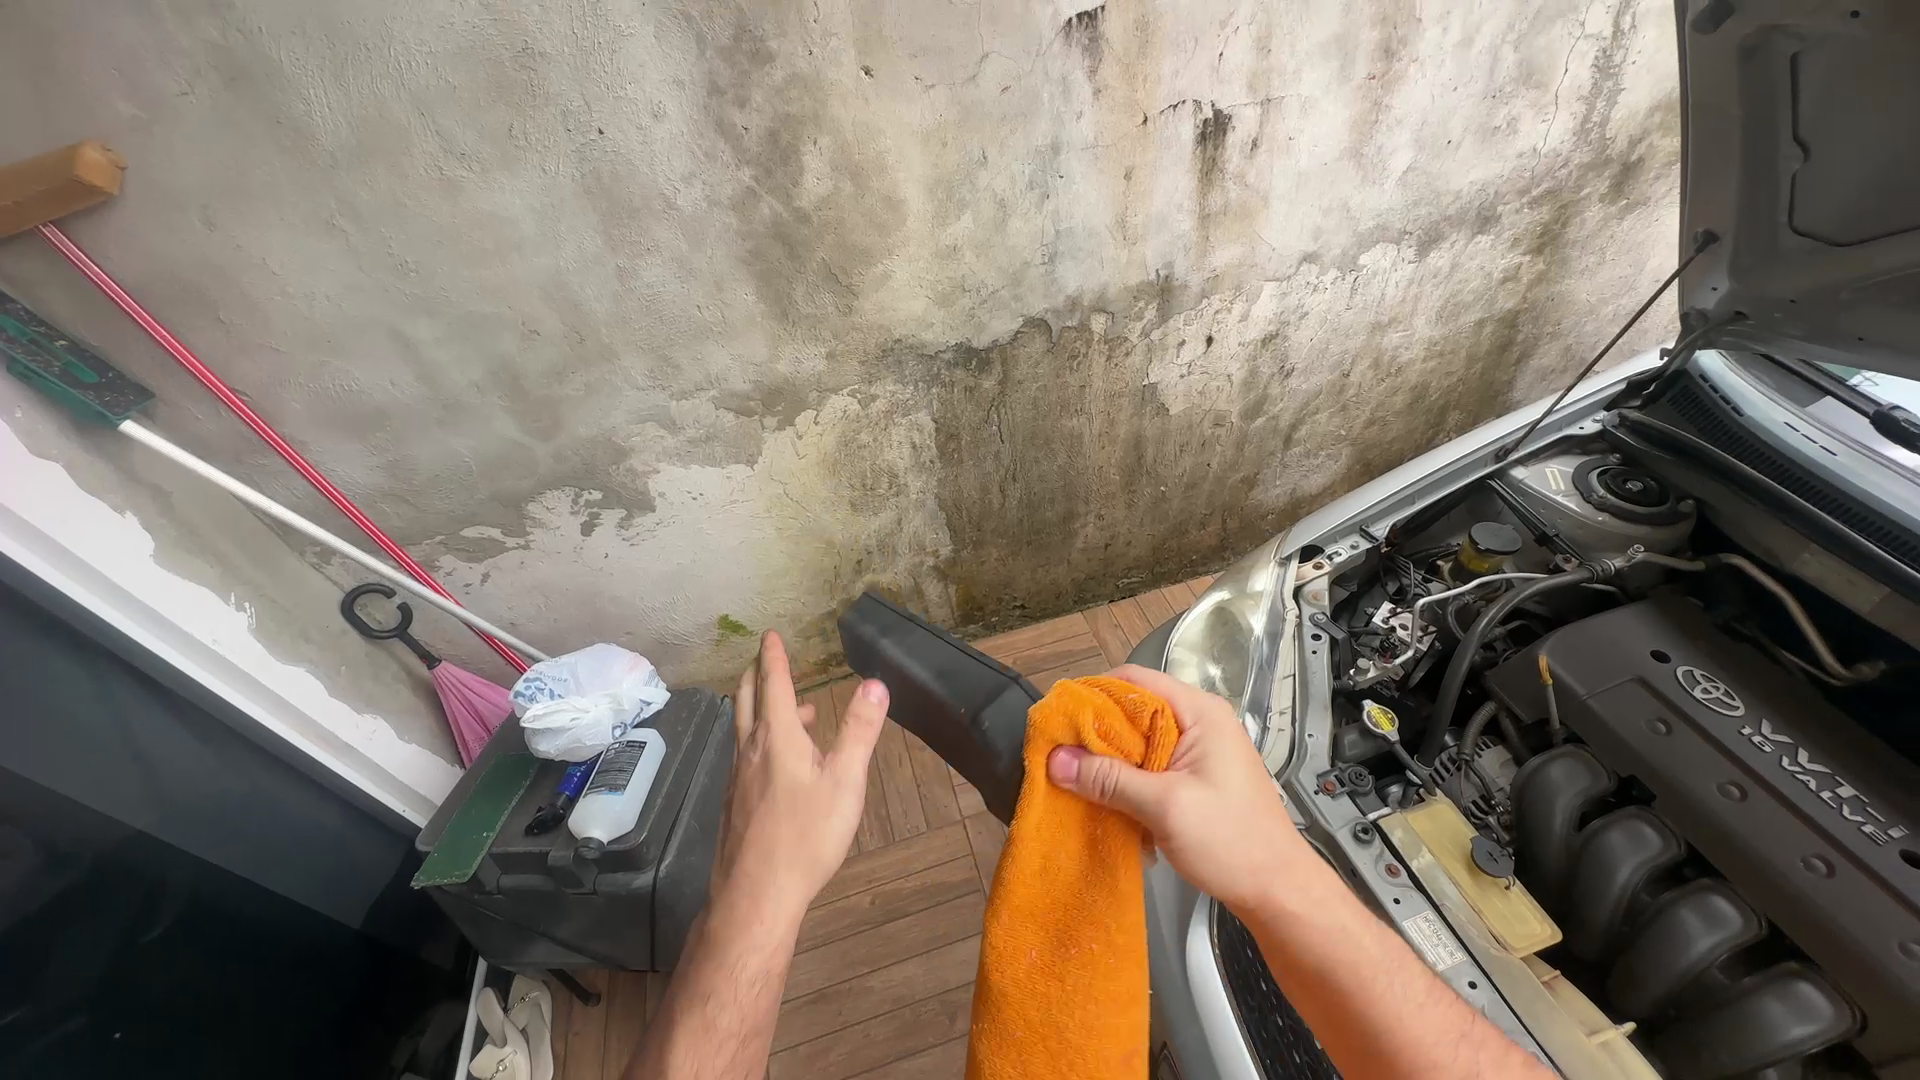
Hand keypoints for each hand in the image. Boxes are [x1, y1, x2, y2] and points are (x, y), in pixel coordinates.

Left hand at [711, 631, 888, 919]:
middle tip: (767, 658)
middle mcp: (750, 749)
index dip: (773, 655)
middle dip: (757, 673)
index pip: (773, 683)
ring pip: (744, 727)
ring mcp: (737, 776)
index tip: (769, 634)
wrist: (756, 895)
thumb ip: (859, 731)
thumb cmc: (806, 835)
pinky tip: (780, 763)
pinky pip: (746, 753)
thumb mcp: (845, 781)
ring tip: (793, 710)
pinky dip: (760, 737)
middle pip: (747, 699)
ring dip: (761, 707)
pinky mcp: (735, 801)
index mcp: (777, 738)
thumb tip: (875, 684)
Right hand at [1045, 664, 1299, 912]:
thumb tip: (1056, 760)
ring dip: (1108, 757)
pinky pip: (1148, 763)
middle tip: (1060, 752)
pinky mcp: (1193, 777)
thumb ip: (1109, 779)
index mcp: (1200, 712)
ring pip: (1138, 739)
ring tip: (1075, 775)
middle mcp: (1199, 722)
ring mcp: (1198, 750)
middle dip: (1095, 730)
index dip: (1093, 694)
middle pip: (1134, 708)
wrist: (1278, 892)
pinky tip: (1104, 796)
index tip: (1060, 718)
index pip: (1135, 680)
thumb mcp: (1164, 807)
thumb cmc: (1233, 843)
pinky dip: (1124, 776)